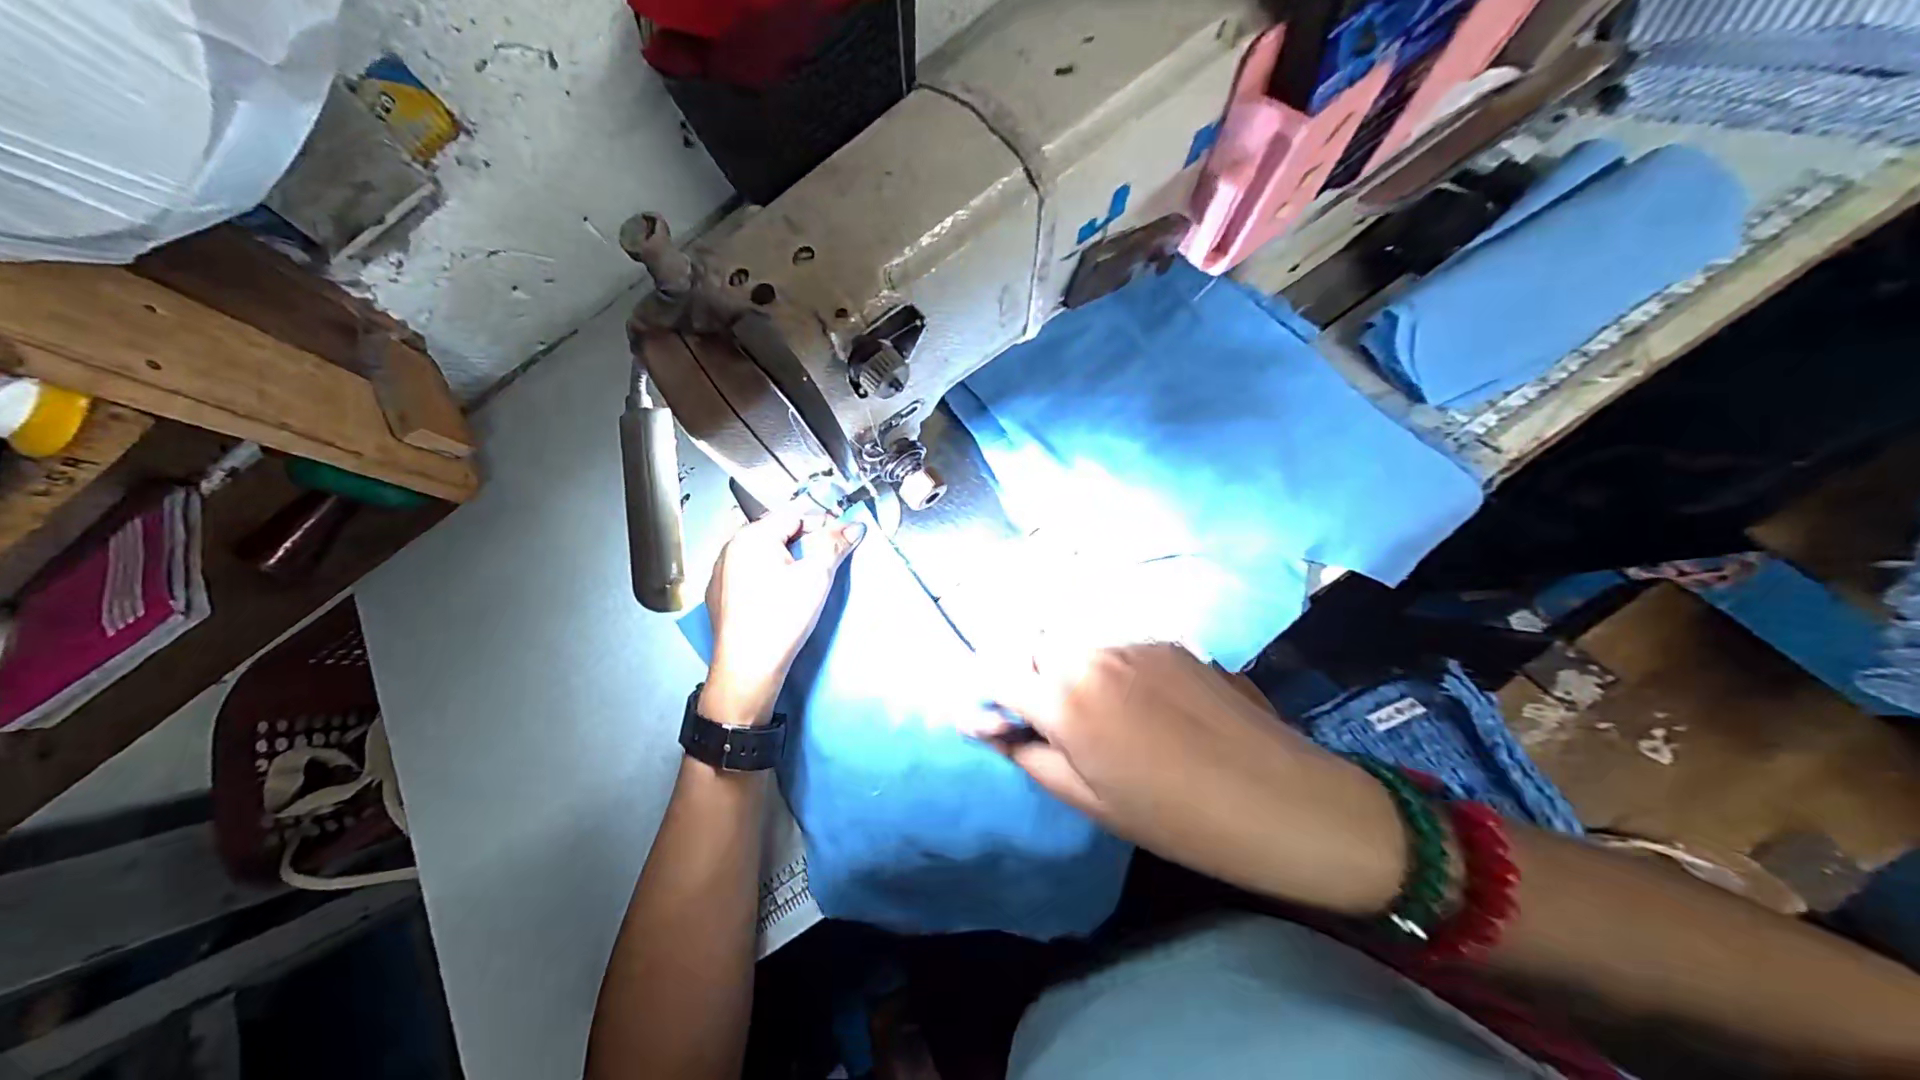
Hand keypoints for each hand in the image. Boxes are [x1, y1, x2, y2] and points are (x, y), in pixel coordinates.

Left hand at [700, 508, 863, 725]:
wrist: (747, 667)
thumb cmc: (782, 617)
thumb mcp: (817, 576)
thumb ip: (835, 544)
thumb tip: (853, 527)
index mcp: (752, 535)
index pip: (795, 514)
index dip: (822, 524)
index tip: (839, 540)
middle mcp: (730, 547)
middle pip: (776, 532)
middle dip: (803, 542)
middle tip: (823, 562)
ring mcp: (720, 572)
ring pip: (761, 553)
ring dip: (784, 559)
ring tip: (802, 581)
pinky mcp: (718, 595)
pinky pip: (747, 574)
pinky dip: (765, 577)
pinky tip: (778, 597)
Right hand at [969, 643, 1408, 915]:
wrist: (1281, 800)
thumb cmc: (1174, 818)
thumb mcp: (1088, 798)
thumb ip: (1027, 753)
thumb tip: (981, 722)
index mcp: (1064, 697)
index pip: (996, 672)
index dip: (989, 692)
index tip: (998, 716)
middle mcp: (1091, 654)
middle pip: (1036, 647)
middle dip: (1031, 675)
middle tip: (1055, 721)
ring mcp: (1134, 642)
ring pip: (1079, 643)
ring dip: (1073, 669)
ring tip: (1106, 716)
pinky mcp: (1170, 641)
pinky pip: (1121, 647)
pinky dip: (1114, 668)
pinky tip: (1149, 707)